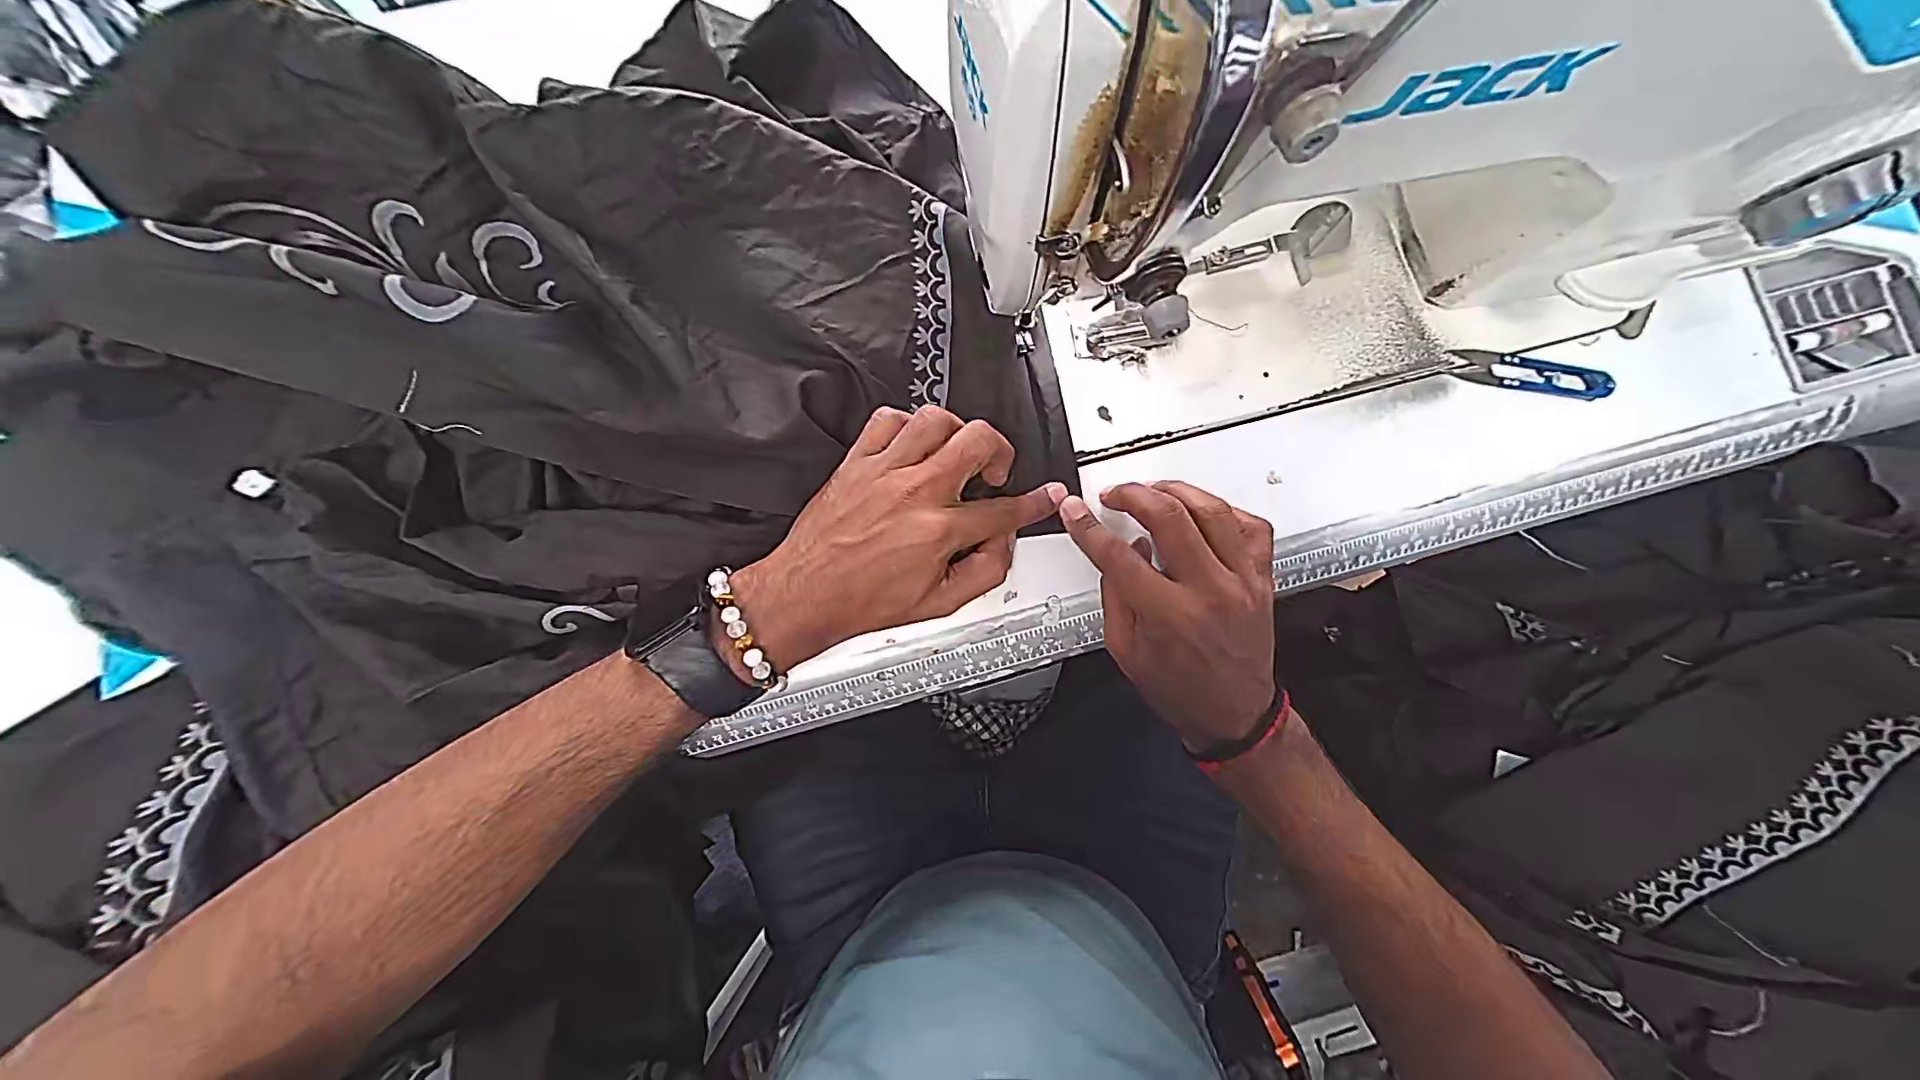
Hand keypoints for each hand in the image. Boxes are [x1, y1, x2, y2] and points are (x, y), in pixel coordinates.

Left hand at [729, 405, 1064, 668]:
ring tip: (957, 453)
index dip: (1033, 502)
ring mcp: (883, 472)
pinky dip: (907, 424)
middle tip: (995, 471)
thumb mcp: (938, 604)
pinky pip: (886, 420)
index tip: (1043, 496)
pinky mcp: (856, 463)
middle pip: (978, 442)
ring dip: (957, 432)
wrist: (804, 594)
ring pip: (936, 420)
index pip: (1003, 510)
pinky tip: (912, 444)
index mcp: (937, 531)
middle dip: (1001, 452)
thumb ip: (984, 572)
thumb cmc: (860, 601)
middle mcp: (914, 493)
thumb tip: (1003, 544)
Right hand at [1058, 481, 1278, 752]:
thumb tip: (1119, 549)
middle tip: (1116, 494)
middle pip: (1168, 517)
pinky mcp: (1262, 579)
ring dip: (1176, 491)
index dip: (1088, 526)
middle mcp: (1208, 593)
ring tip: (1154, 491)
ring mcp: (1241, 583)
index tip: (1077, 510)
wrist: (1234, 712)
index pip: (1116, 555)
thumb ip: (1116, 595)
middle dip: (1133, 495)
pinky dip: (1224, 509)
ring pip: (1212, 511)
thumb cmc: (1181, 689)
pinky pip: (1252, 526)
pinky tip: (1202, 510)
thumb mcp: (1125, 649)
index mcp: (1167, 616)